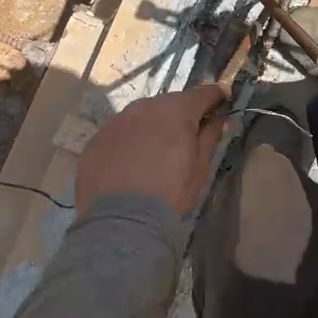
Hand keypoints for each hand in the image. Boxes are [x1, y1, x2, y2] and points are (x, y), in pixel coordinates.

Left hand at [75, 85, 226, 215]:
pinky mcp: (96, 140)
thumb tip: (220, 118)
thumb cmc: (170, 194)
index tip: (222, 100)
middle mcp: (145, 106)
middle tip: (185, 138)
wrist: (120, 224)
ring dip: (152, 128)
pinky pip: (119, 134)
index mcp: (176, 110)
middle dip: (180, 116)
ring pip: (142, 117)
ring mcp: (117, 121)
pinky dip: (128, 143)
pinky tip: (128, 166)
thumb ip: (210, 136)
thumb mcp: (200, 167)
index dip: (215, 96)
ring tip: (153, 154)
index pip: (202, 93)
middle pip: (170, 104)